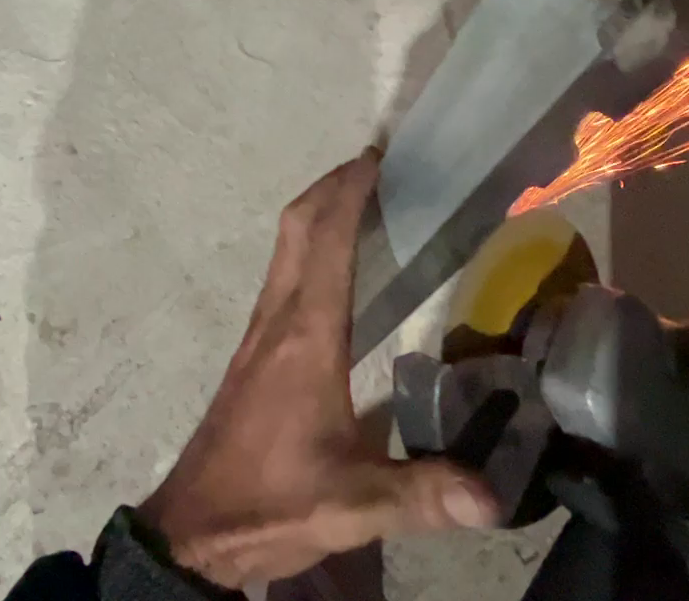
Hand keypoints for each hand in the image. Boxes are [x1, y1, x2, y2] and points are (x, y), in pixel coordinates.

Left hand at [140, 150, 498, 586]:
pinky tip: (335, 263)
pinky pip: (283, 272)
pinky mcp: (254, 348)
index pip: (327, 243)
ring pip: (285, 246)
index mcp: (307, 336)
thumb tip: (494, 496)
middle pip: (297, 228)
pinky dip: (309, 244)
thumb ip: (422, 494)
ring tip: (360, 199)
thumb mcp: (352, 505)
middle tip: (373, 166)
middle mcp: (279, 318)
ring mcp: (261, 330)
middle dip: (331, 187)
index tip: (376, 159)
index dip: (349, 194)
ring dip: (317, 211)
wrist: (194, 528)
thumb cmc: (271, 502)